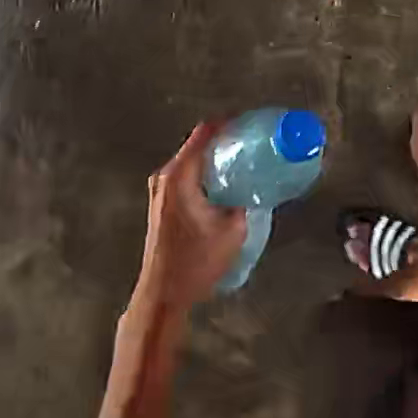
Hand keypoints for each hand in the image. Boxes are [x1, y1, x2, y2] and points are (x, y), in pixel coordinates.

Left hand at [132, 121, 248, 312]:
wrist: (163, 296)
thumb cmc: (196, 262)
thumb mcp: (234, 229)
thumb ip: (246, 201)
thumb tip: (258, 187)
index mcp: (180, 175)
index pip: (205, 131)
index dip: (230, 121)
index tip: (253, 122)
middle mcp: (165, 177)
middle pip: (199, 143)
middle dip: (227, 139)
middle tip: (255, 143)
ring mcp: (159, 191)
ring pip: (193, 160)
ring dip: (216, 157)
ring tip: (245, 162)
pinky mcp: (161, 204)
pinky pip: (187, 174)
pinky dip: (206, 172)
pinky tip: (226, 183)